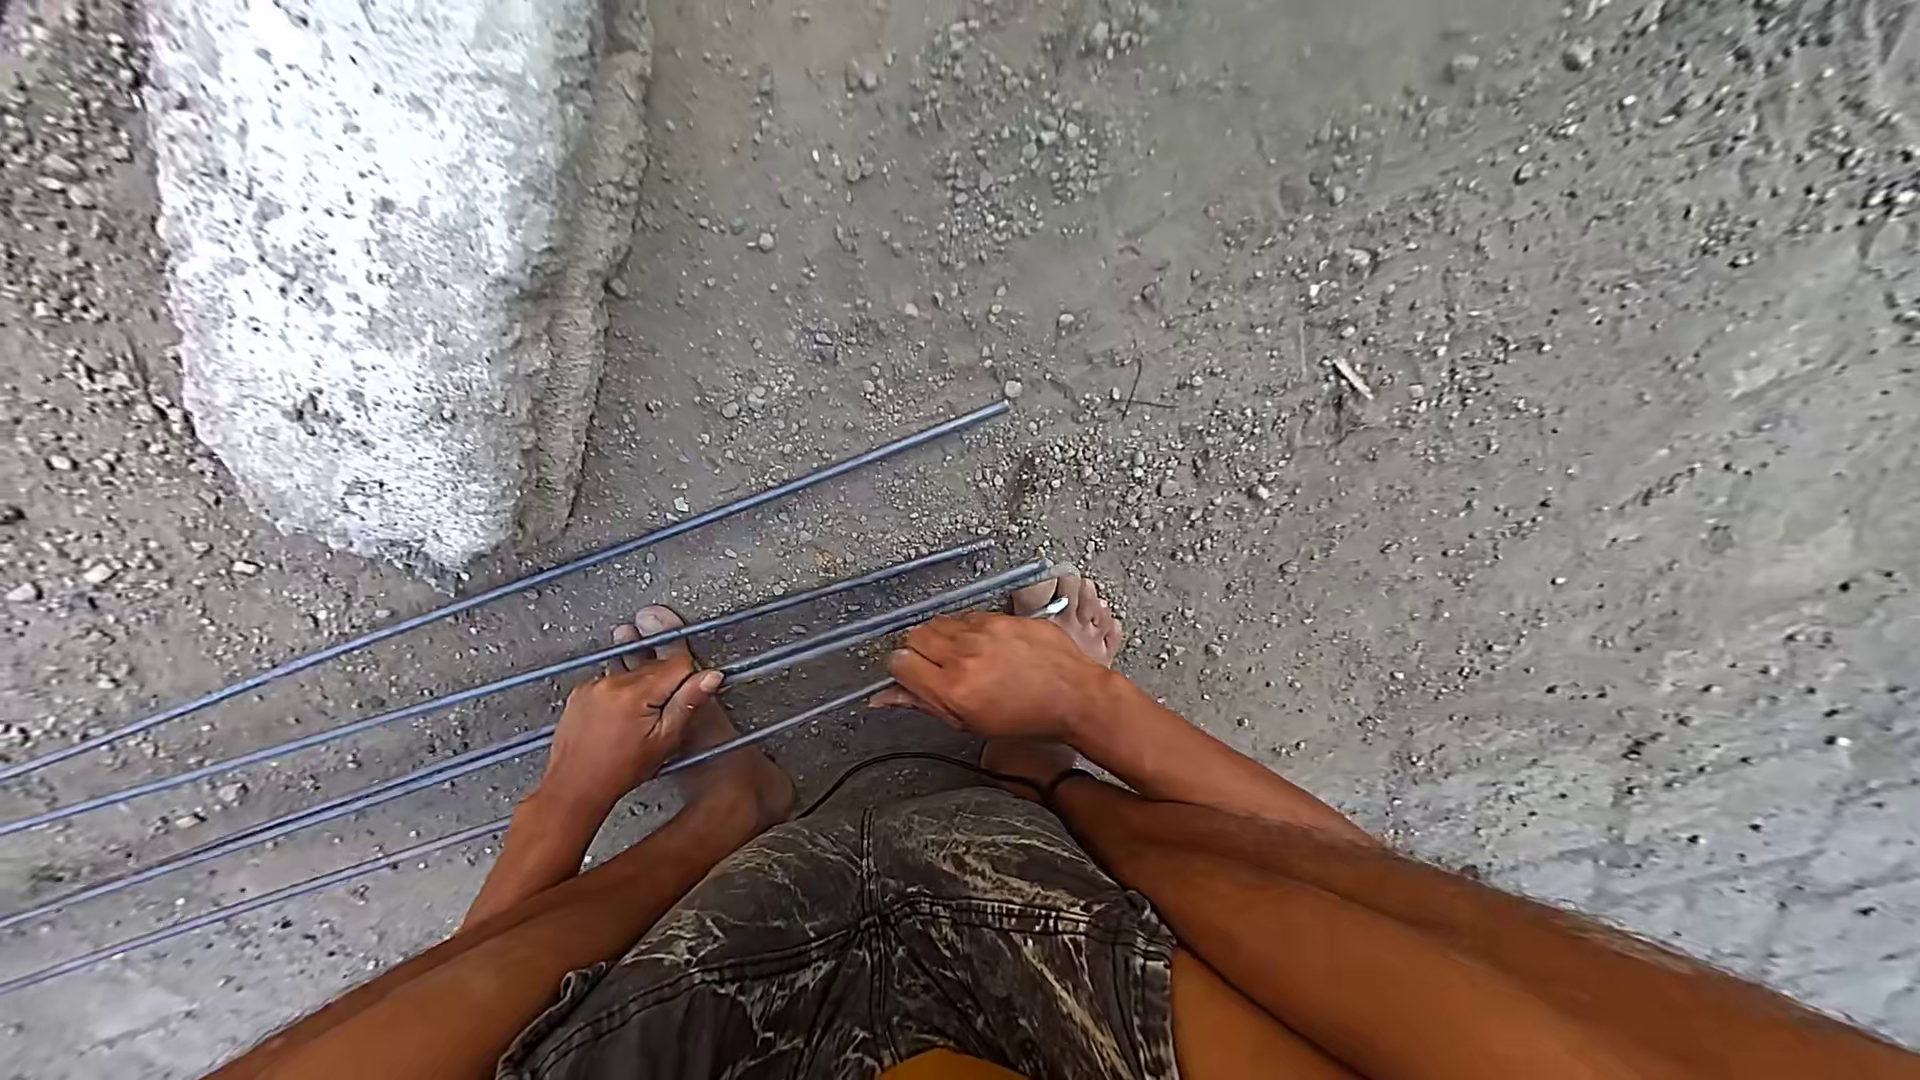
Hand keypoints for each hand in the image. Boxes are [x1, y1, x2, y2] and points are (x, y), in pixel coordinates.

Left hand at [538, 662, 723, 811]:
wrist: (574, 787)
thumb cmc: (619, 771)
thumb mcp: (665, 740)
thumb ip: (689, 702)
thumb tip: (712, 676)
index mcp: (636, 693)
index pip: (678, 663)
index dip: (687, 681)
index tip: (681, 701)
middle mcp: (612, 682)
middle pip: (656, 666)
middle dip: (665, 686)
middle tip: (658, 717)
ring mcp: (594, 685)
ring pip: (636, 672)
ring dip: (643, 689)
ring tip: (636, 721)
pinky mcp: (582, 691)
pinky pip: (614, 680)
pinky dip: (622, 693)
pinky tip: (619, 718)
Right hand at [871, 611, 1115, 739]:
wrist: (1074, 696)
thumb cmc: (1028, 719)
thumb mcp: (970, 723)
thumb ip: (925, 704)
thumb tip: (887, 698)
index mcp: (953, 688)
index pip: (899, 663)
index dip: (902, 670)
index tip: (911, 674)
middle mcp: (965, 655)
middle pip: (915, 636)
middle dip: (919, 651)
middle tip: (936, 666)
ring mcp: (985, 631)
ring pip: (940, 622)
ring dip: (943, 637)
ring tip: (964, 656)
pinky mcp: (1003, 617)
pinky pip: (969, 615)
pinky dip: (968, 629)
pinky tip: (984, 646)